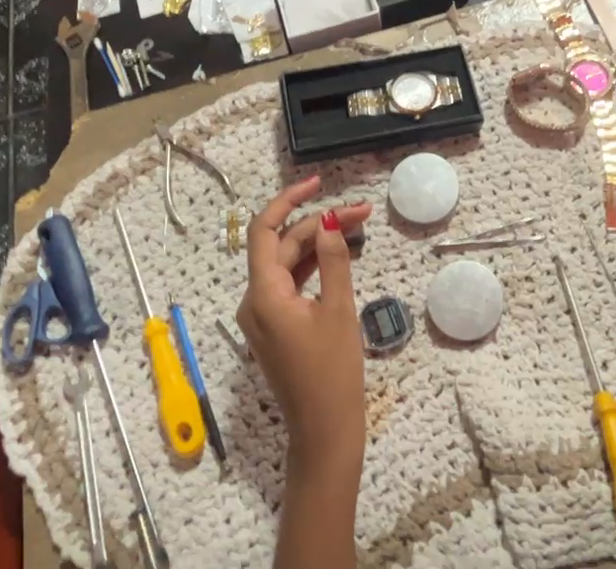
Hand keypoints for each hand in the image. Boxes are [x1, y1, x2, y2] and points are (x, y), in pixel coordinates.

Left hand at [237, 176, 372, 475]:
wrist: (323, 430)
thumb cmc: (333, 373)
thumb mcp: (339, 311)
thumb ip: (334, 261)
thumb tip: (329, 222)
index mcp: (263, 294)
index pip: (265, 230)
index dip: (288, 200)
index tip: (317, 183)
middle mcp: (254, 300)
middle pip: (281, 245)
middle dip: (318, 223)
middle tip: (361, 212)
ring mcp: (263, 315)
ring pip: (287, 264)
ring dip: (318, 243)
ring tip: (358, 226)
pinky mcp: (275, 326)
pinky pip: (289, 284)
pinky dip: (313, 266)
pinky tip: (339, 254)